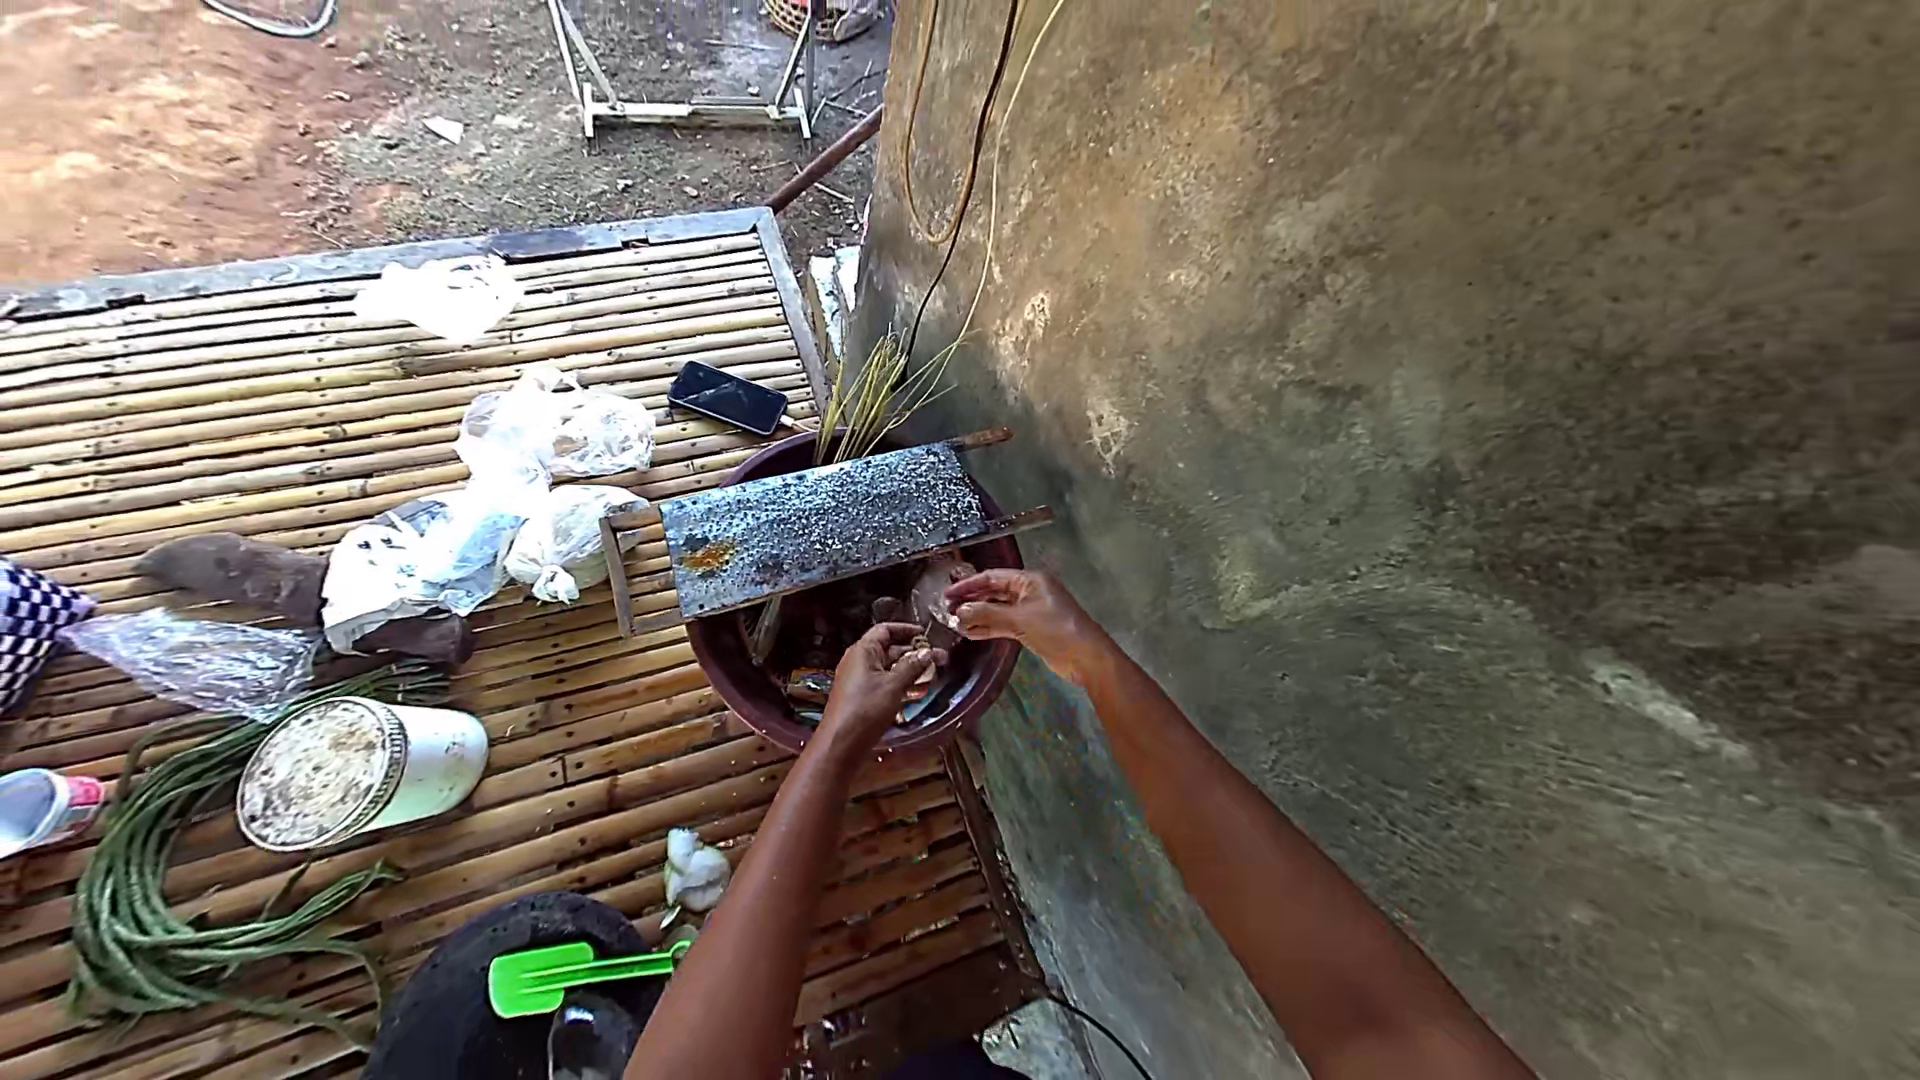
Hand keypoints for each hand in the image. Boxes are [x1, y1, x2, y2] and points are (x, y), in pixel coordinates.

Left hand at [816, 623, 947, 757]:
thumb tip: (929, 652)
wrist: (841, 745)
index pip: (885, 630)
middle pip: (888, 649)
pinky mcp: (861, 697)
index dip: (905, 629)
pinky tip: (915, 692)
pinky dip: (900, 684)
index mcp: (863, 651)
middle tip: (935, 658)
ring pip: (888, 667)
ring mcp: (859, 680)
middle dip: (912, 652)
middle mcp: (859, 662)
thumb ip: (913, 666)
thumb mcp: (893, 685)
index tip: (925, 634)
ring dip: (908, 669)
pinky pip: (884, 683)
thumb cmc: (864, 710)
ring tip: (930, 674)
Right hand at [943, 570, 1105, 681]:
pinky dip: (988, 628)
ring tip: (955, 622)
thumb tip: (960, 611)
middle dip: (971, 600)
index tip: (947, 593)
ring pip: (997, 610)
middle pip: (994, 592)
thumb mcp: (1020, 619)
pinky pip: (1004, 624)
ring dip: (978, 615)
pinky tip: (970, 632)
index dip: (968, 584)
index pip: (992, 577)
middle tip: (947, 609)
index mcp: (1030, 580)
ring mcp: (1030, 611)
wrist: (1086, 657)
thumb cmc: (1056, 630)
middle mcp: (1029, 592)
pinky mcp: (1031, 629)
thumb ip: (988, 613)